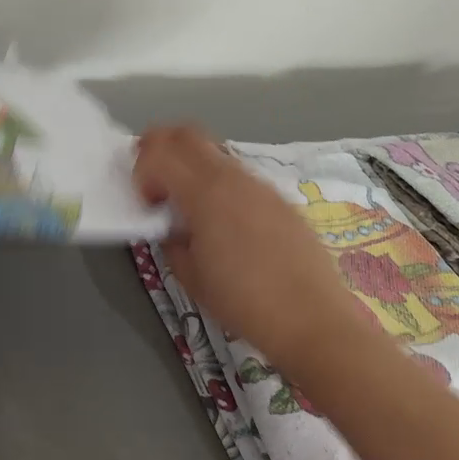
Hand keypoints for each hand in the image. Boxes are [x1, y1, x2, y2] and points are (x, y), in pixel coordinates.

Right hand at [133, 122, 371, 369]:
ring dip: (193, 166)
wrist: (317, 325)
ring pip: (216, 152)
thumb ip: (171, 237)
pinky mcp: (284, 203)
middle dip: (160, 146)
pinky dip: (221, 184)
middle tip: (154, 177)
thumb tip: (173, 225)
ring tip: (192, 204)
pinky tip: (228, 223)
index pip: (157, 154)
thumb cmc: (244, 302)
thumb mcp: (189, 274)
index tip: (146, 203)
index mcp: (204, 193)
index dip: (141, 171)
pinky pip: (242, 177)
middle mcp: (233, 179)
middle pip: (186, 134)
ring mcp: (262, 188)